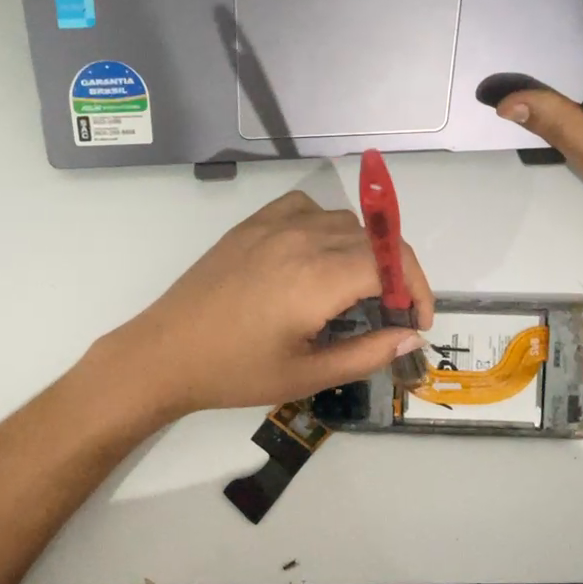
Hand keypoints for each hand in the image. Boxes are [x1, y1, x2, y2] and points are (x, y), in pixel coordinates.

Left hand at [98, 191, 431, 417]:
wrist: (165, 354)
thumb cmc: (234, 372)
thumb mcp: (305, 375)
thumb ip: (365, 354)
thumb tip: (409, 337)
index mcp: (319, 277)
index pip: (393, 262)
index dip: (417, 290)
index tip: (417, 321)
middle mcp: (302, 239)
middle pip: (374, 240)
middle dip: (395, 275)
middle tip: (389, 315)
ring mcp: (273, 226)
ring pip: (342, 222)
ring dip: (362, 251)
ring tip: (354, 292)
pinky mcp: (251, 225)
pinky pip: (305, 208)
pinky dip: (325, 227)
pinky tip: (315, 259)